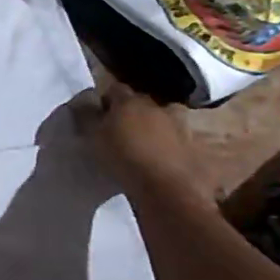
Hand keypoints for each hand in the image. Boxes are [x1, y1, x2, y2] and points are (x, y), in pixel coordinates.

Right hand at [83, 83, 209, 201]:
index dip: (107, 100)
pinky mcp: (197, 148)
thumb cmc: (123, 159)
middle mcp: (158, 107)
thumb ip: (86, 117)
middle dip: (134, 112)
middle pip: (143, 103)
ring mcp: (181, 127)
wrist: (167, 190)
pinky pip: (185, 143)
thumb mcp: (94, 137)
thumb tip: (81, 101)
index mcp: (131, 102)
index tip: (99, 114)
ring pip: (168, 120)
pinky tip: (168, 161)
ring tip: (149, 146)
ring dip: (159, 128)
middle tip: (124, 130)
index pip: (115, 89)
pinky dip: (177, 148)